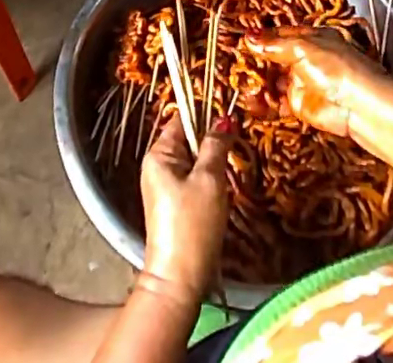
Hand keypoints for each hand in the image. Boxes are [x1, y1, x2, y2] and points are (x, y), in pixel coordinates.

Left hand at [137, 117, 233, 301]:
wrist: (179, 279)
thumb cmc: (193, 225)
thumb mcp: (209, 180)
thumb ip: (215, 147)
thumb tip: (223, 119)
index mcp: (158, 154)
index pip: (180, 120)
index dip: (204, 114)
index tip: (229, 113)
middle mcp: (156, 166)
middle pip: (186, 140)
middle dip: (210, 140)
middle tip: (237, 142)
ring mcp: (163, 186)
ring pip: (192, 161)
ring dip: (212, 162)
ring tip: (233, 163)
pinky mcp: (173, 205)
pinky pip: (192, 180)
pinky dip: (208, 180)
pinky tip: (224, 189)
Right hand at [241, 28, 385, 136]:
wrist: (359, 107)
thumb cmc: (337, 68)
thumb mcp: (302, 48)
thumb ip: (273, 44)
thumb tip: (248, 37)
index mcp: (310, 37)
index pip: (279, 34)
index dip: (260, 37)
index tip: (239, 40)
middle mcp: (305, 58)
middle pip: (272, 57)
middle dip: (255, 61)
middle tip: (236, 64)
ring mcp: (301, 81)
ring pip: (271, 79)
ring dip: (256, 81)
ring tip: (240, 83)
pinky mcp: (299, 105)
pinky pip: (275, 102)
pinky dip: (262, 102)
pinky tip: (250, 100)